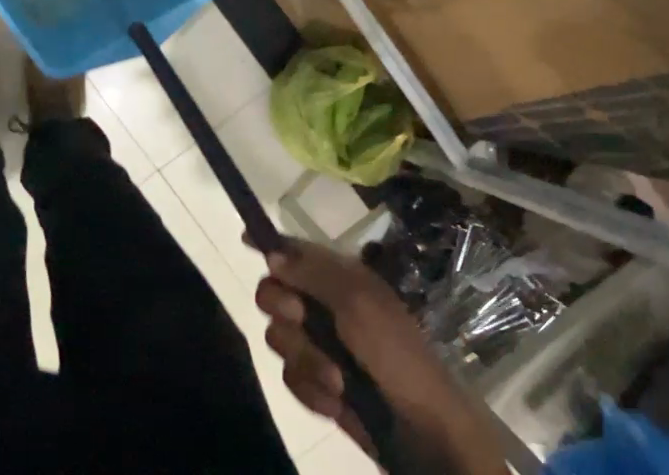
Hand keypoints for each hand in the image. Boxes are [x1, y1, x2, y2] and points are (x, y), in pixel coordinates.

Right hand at [255, 239, 504, 472]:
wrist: (424, 429)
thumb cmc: (396, 354)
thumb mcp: (357, 302)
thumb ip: (312, 273)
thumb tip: (271, 252)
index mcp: (341, 279)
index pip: (296, 252)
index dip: (270, 245)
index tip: (244, 240)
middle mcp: (326, 306)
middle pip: (273, 294)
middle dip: (284, 312)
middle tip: (301, 321)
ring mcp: (321, 345)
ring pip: (279, 339)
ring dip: (305, 360)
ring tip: (336, 380)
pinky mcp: (319, 381)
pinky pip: (291, 376)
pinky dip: (312, 390)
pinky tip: (336, 400)